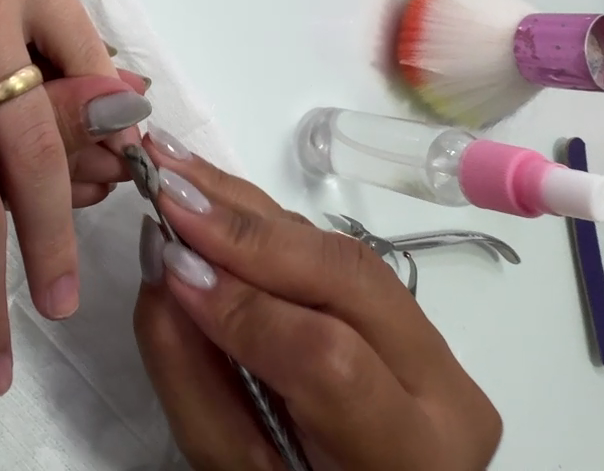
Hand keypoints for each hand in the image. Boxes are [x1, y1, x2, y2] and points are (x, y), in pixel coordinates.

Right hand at [132, 137, 501, 470]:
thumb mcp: (230, 468)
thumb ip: (189, 370)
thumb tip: (161, 260)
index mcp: (408, 455)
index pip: (329, 358)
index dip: (242, 305)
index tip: (167, 263)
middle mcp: (442, 386)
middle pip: (346, 275)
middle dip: (242, 228)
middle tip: (163, 188)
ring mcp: (428, 340)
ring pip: (333, 245)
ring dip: (241, 202)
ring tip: (169, 162)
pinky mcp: (397, 308)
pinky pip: (322, 246)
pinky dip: (254, 214)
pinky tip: (204, 184)